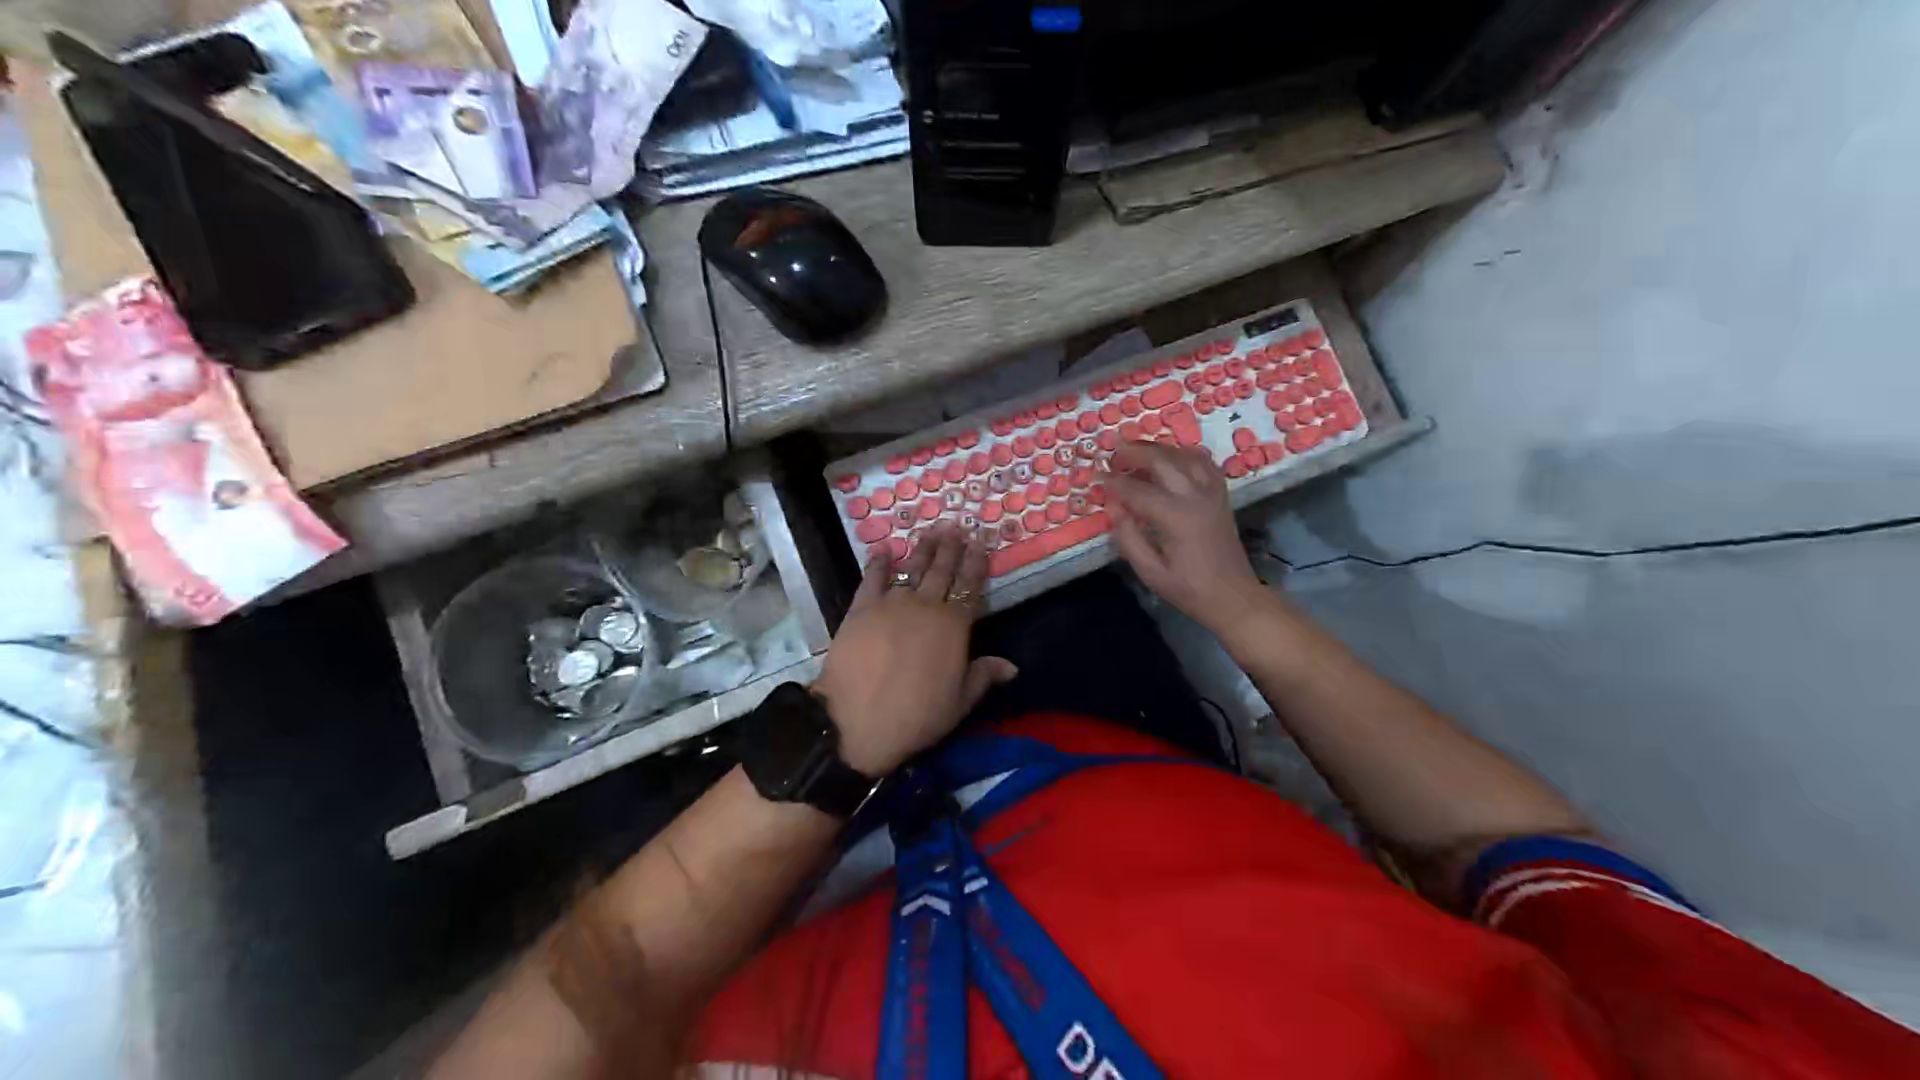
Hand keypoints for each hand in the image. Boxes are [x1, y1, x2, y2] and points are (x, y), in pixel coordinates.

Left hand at [813, 523, 1018, 775]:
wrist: (857, 720)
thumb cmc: (916, 716)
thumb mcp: (959, 703)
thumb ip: (983, 676)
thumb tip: (1012, 666)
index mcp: (954, 626)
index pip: (969, 588)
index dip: (975, 564)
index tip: (979, 545)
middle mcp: (925, 606)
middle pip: (942, 571)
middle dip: (951, 549)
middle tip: (956, 528)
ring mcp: (891, 604)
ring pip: (912, 569)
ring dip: (923, 550)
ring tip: (930, 532)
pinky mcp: (861, 608)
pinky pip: (872, 578)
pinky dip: (879, 563)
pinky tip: (884, 550)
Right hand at [1107, 440, 1265, 633]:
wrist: (1233, 596)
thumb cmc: (1188, 589)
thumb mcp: (1150, 571)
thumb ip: (1128, 537)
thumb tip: (1113, 507)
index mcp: (1176, 517)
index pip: (1136, 490)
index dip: (1113, 482)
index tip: (1095, 477)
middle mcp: (1195, 496)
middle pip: (1161, 460)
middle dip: (1133, 453)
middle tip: (1112, 453)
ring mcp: (1212, 492)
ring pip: (1183, 454)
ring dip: (1157, 448)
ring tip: (1135, 450)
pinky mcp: (1221, 494)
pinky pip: (1203, 461)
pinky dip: (1183, 453)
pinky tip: (1169, 456)